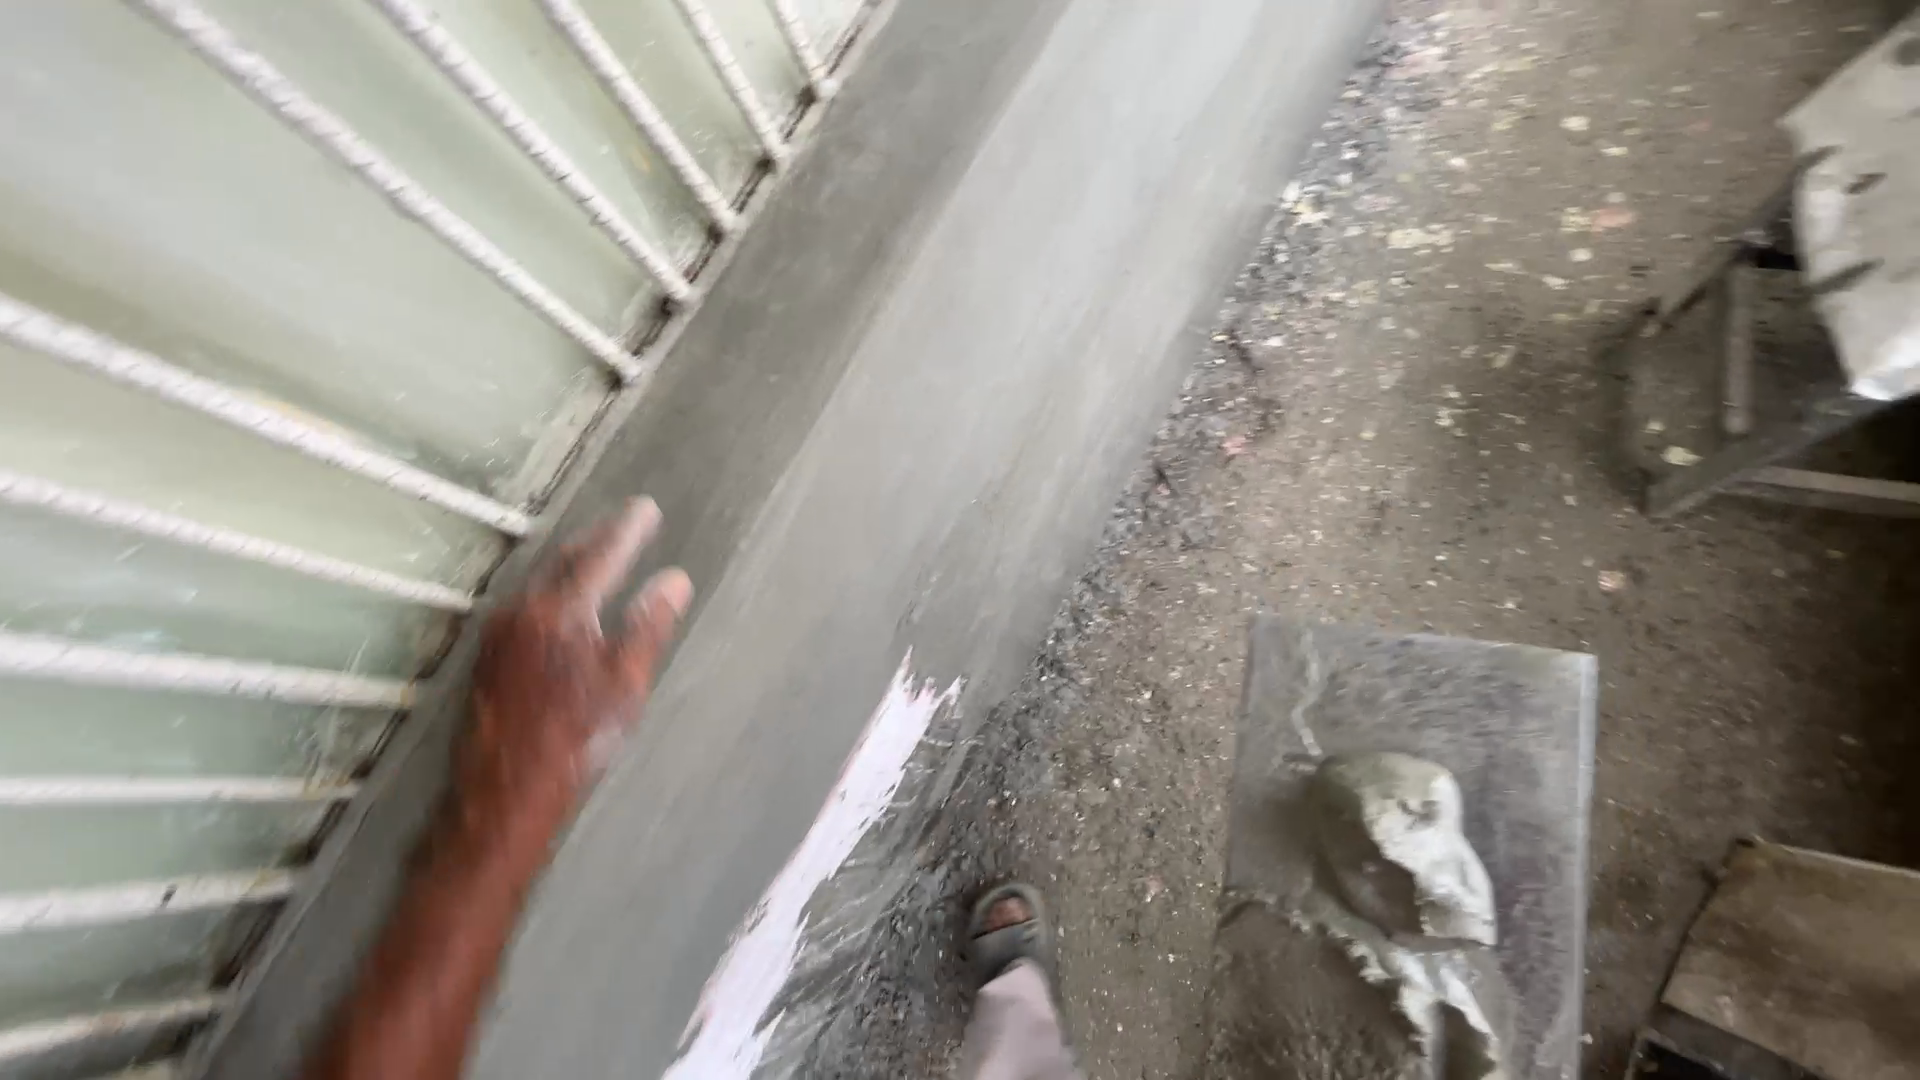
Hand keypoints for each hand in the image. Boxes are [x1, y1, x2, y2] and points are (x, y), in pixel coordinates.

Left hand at [459, 498, 692, 828]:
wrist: (503, 791)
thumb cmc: (577, 739)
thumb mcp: (626, 684)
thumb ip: (649, 625)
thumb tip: (675, 580)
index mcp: (561, 612)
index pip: (601, 556)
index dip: (627, 530)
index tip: (647, 508)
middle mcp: (522, 610)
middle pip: (565, 559)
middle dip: (598, 537)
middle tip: (626, 522)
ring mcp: (498, 630)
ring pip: (543, 578)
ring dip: (575, 560)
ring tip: (602, 550)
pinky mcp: (488, 652)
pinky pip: (528, 598)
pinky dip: (556, 584)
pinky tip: (567, 596)